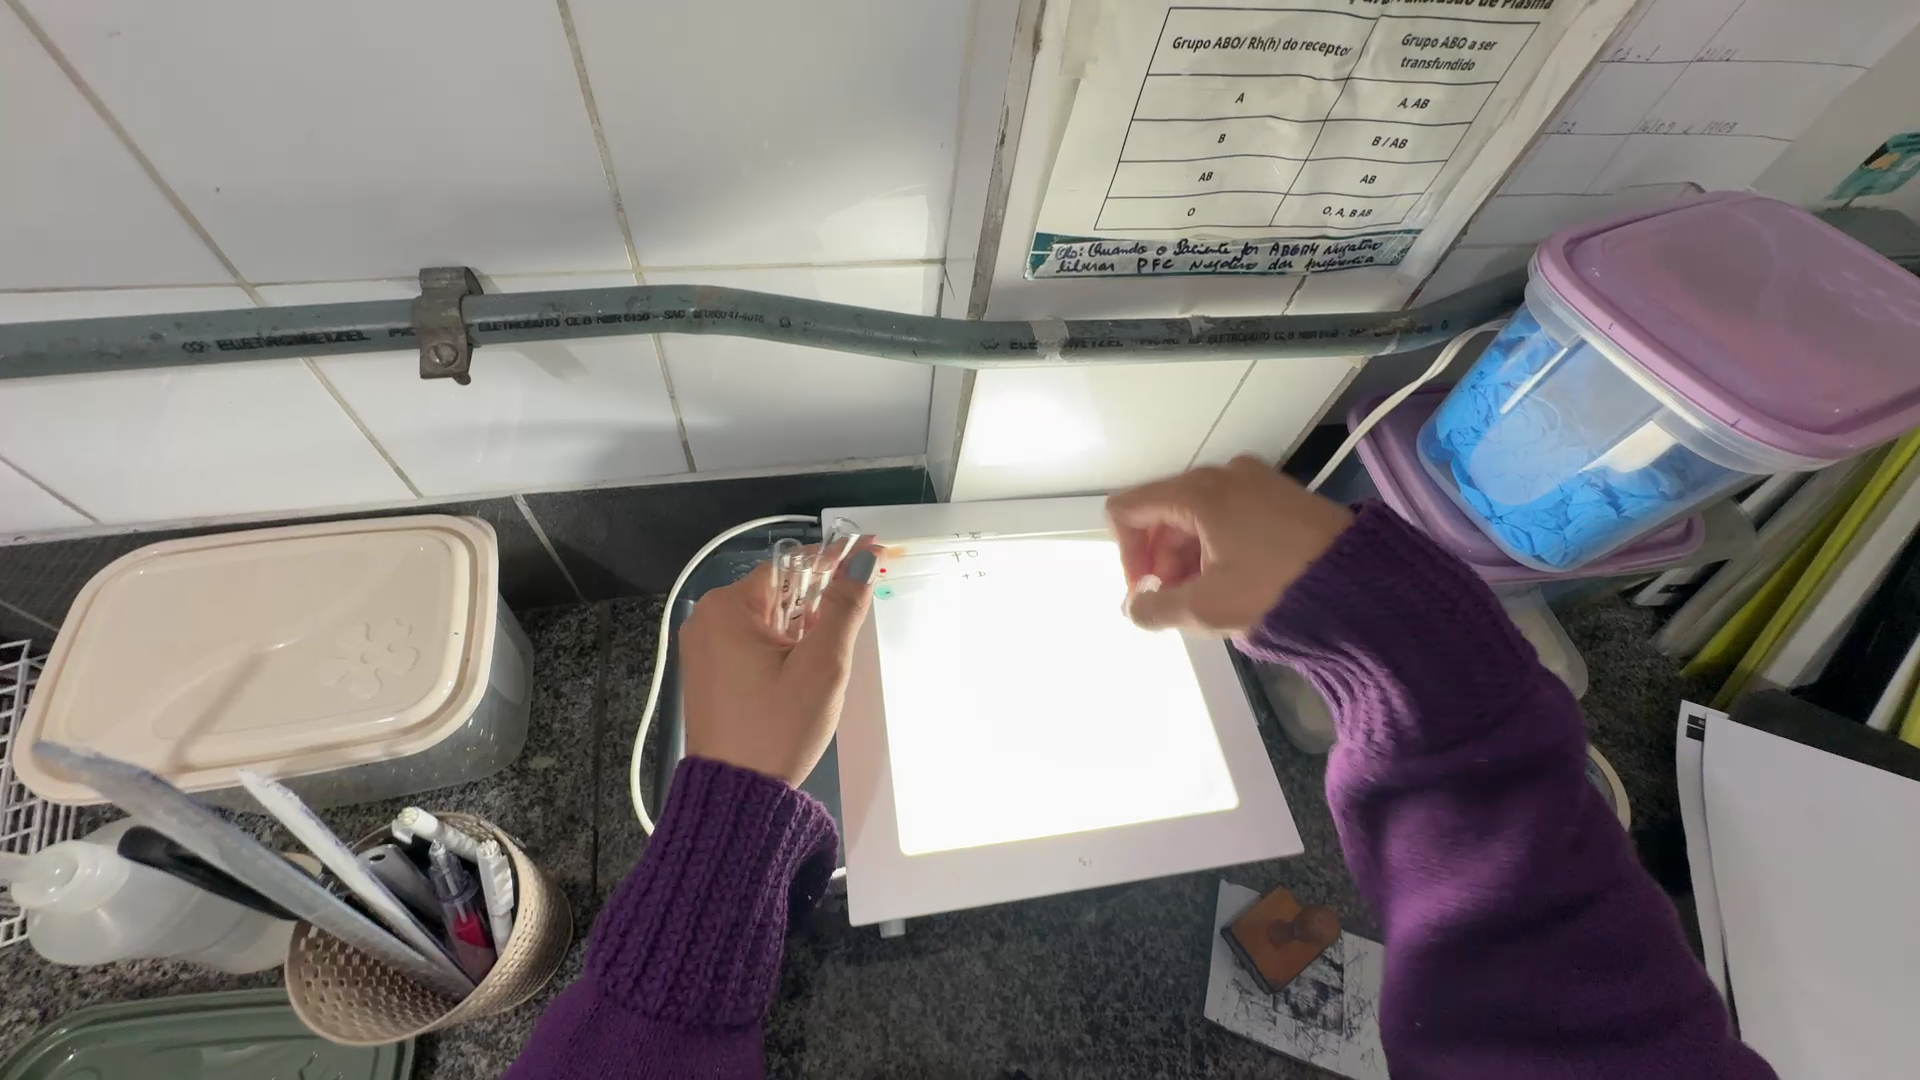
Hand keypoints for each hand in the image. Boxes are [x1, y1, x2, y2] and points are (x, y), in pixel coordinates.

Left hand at [680, 547, 879, 785]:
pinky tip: (805, 668)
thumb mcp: (822, 664)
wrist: (737, 796)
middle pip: (779, 591)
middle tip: (855, 617)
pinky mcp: (710, 673)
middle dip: (819, 600)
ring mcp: (705, 648)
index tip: (872, 552)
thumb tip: (864, 557)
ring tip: (830, 653)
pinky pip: (753, 642)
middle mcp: (708, 619)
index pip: (791, 566)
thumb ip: (844, 605)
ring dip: (803, 626)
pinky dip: (783, 646)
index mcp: (728, 608)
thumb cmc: (779, 726)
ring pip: (768, 618)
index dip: (834, 560)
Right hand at [1107, 456, 1353, 634]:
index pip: (1127, 510)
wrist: (1368, 585)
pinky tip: (1235, 581)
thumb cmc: (1276, 589)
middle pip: (1161, 513)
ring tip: (1210, 598)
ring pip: (1195, 517)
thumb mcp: (1205, 608)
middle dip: (1159, 561)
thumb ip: (1153, 608)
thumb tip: (1134, 606)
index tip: (1147, 592)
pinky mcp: (1281, 495)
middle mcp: (1222, 474)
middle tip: (1178, 603)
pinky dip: (1216, 547)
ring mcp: (1255, 480)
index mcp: (1196, 491)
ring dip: (1187, 558)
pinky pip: (1227, 516)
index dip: (1125, 554)